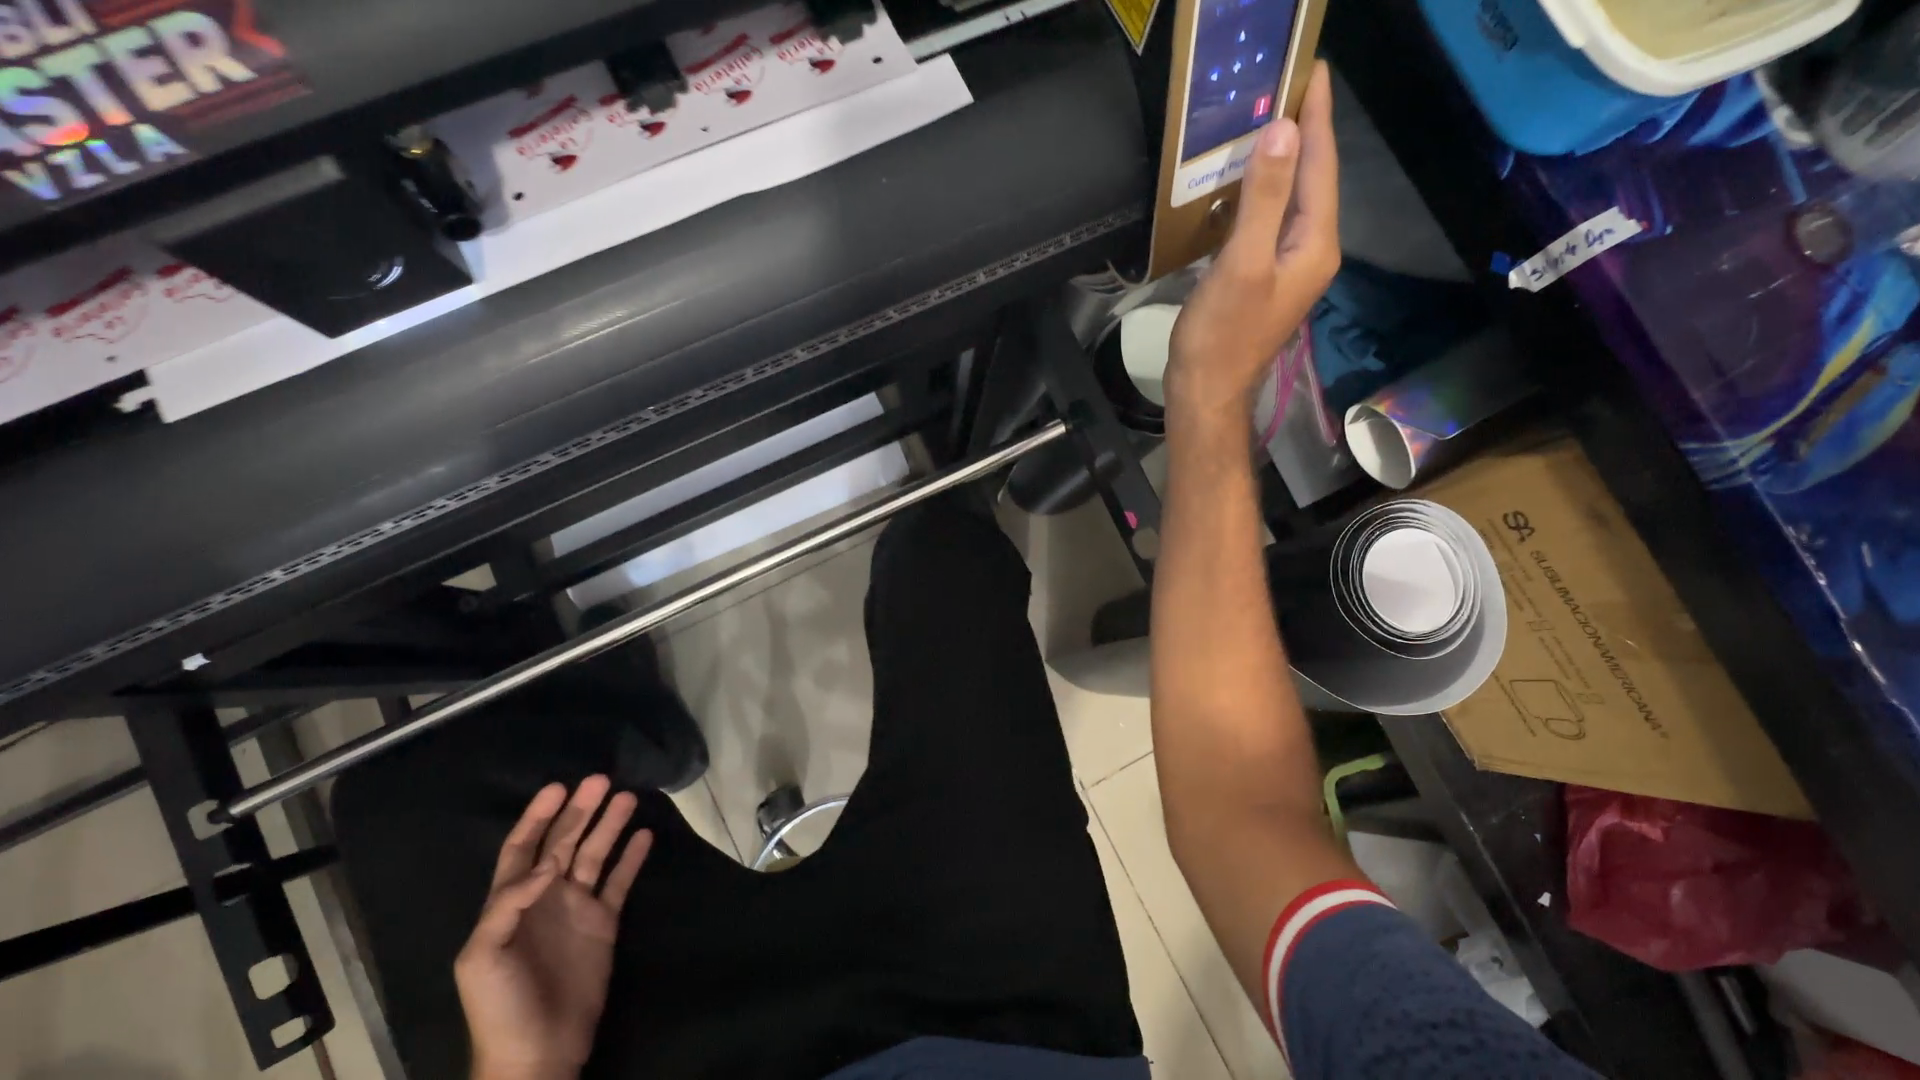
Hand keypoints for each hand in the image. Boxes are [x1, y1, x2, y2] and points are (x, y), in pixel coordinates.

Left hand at [455, 776, 652, 1079]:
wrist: (536, 1051)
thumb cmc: (499, 1005)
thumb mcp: (482, 956)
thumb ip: (508, 904)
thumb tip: (548, 866)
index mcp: (510, 902)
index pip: (524, 848)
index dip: (537, 817)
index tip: (558, 787)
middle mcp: (545, 897)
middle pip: (563, 842)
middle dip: (580, 810)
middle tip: (601, 780)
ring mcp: (577, 909)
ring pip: (594, 855)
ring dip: (609, 826)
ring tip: (628, 798)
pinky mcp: (604, 925)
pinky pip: (619, 883)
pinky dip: (631, 859)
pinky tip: (643, 836)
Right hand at [1166, 61, 1339, 428]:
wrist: (1207, 390)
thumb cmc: (1222, 333)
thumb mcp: (1243, 263)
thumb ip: (1265, 199)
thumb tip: (1283, 132)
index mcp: (1315, 243)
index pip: (1321, 165)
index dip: (1316, 116)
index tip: (1309, 69)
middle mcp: (1311, 249)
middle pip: (1313, 178)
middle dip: (1304, 129)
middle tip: (1284, 83)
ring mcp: (1289, 264)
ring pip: (1292, 197)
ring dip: (1283, 158)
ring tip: (1265, 118)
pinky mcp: (1265, 275)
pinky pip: (1270, 218)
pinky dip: (1261, 190)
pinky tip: (1243, 177)